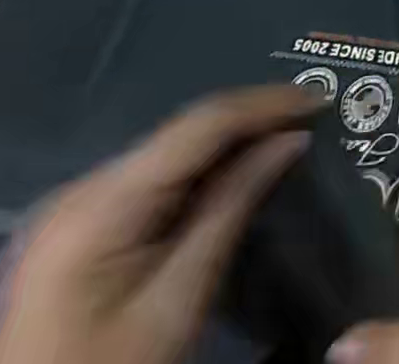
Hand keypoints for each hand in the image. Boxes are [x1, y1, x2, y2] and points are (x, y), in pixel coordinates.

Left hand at [0, 85, 320, 363]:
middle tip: (313, 116)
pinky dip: (206, 162)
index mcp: (101, 204)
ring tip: (290, 131)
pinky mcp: (83, 221)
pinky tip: (241, 164)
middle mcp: (83, 187)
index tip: (320, 101)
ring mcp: (78, 203)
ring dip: (234, 137)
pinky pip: (158, 172)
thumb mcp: (178, 298)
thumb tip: (291, 139)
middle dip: (254, 117)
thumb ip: (233, 206)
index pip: (200, 124)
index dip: (265, 103)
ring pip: (175, 146)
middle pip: (185, 130)